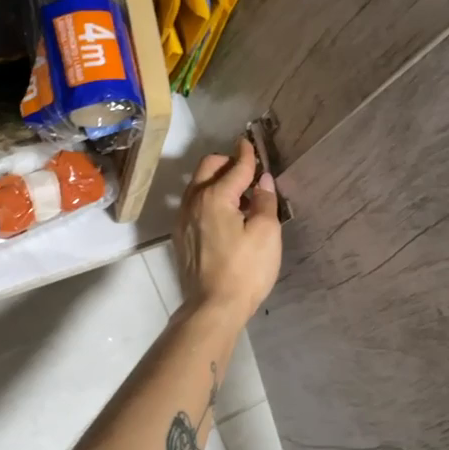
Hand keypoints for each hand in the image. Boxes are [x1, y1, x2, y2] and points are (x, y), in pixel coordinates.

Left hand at [176, 138, 282, 324]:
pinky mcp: (181, 237)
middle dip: (226, 162)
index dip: (247, 154)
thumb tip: (263, 181)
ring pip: (197, 186)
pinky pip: (193, 204)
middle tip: (246, 169)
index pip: (235, 167)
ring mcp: (183, 219)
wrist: (213, 307)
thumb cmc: (245, 270)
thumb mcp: (267, 234)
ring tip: (238, 193)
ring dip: (216, 180)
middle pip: (208, 168)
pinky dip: (208, 198)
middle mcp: (193, 202)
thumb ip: (266, 201)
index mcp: (215, 197)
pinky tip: (224, 214)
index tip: (250, 142)